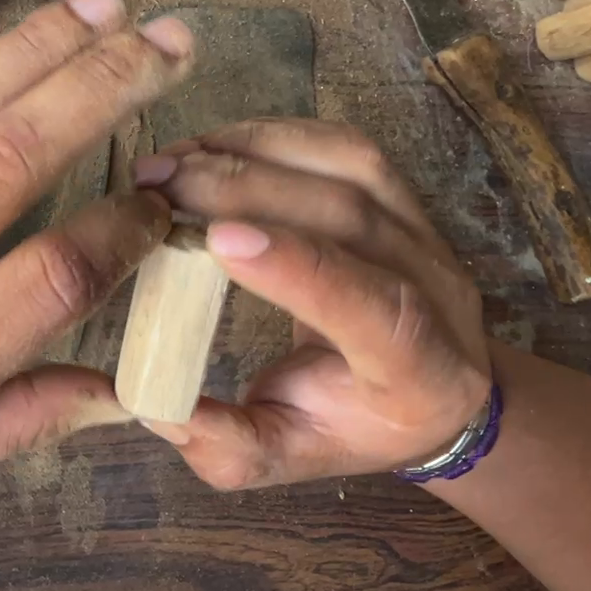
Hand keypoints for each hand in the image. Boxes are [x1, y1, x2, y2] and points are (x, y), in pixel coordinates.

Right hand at [135, 119, 491, 487]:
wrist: (430, 384)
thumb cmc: (347, 423)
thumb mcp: (284, 455)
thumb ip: (225, 444)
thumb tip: (155, 407)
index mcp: (414, 367)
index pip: (371, 307)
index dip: (298, 267)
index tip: (215, 239)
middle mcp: (435, 287)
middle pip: (348, 216)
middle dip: (243, 190)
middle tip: (155, 185)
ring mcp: (423, 229)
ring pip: (348, 165)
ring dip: (250, 151)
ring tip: (170, 161)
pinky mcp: (398, 193)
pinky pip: (340, 145)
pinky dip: (269, 135)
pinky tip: (209, 145)